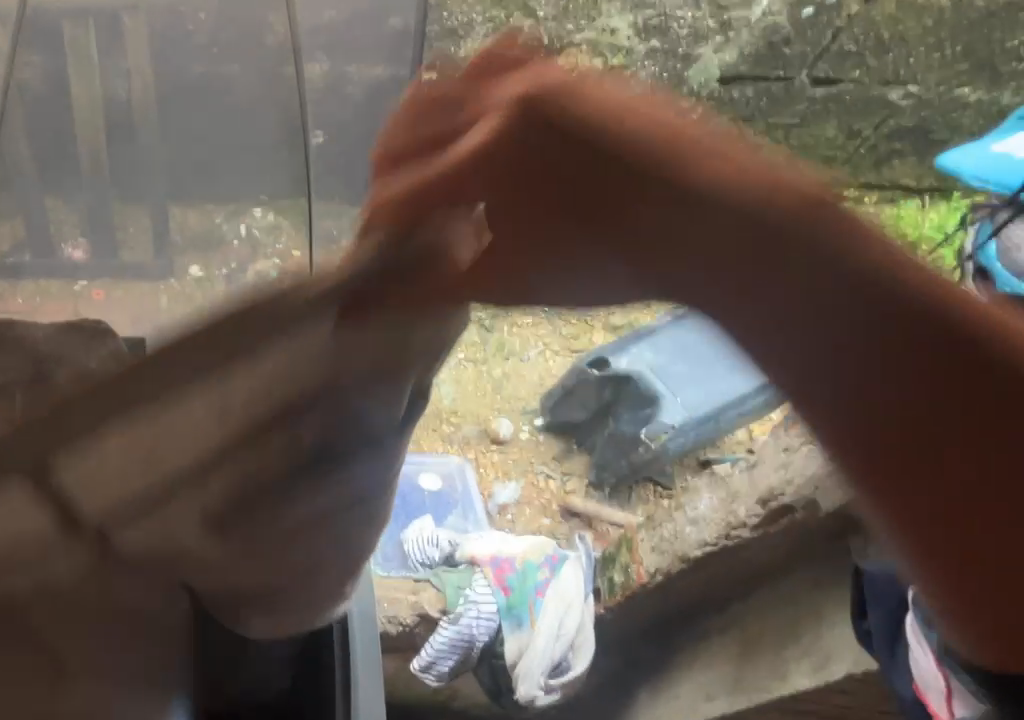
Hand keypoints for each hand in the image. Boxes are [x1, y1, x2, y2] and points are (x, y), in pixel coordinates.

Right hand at [360, 36, 836, 308]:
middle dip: (385, 180)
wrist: (716, 218)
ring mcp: (539, 76)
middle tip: (398, 220)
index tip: (376, 260)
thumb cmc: (604, 263)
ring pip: (440, 83)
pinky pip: (500, 55)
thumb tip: (354, 313)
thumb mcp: (500, 284)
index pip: (394, 196)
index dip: (375, 234)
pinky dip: (471, 85)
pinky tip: (478, 124)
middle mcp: (502, 101)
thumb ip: (421, 291)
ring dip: (416, 129)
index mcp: (483, 156)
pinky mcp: (570, 69)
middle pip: (401, 132)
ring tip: (427, 171)